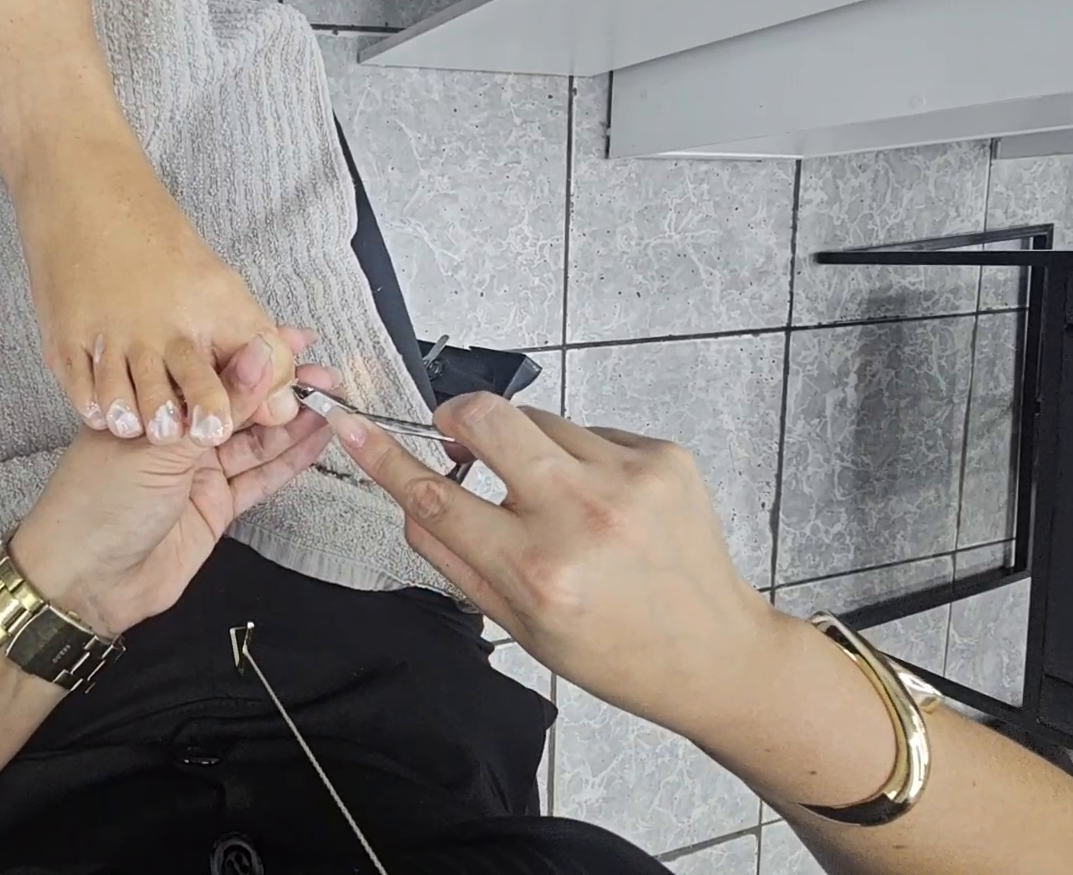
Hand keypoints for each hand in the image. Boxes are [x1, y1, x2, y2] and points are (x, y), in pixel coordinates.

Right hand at [9, 134, 299, 447]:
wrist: (82, 185)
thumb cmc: (153, 234)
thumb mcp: (216, 279)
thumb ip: (251, 341)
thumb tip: (284, 403)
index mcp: (210, 306)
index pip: (252, 375)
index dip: (254, 408)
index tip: (243, 415)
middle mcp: (162, 325)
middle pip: (198, 402)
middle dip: (204, 426)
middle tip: (197, 431)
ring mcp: (110, 334)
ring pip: (135, 409)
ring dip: (145, 423)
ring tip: (146, 424)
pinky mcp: (66, 337)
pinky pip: (84, 395)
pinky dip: (98, 410)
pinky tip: (107, 407)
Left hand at [10, 333, 334, 637]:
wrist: (84, 582)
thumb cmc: (102, 502)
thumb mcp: (162, 446)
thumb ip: (220, 405)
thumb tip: (262, 351)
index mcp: (156, 405)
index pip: (214, 371)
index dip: (256, 355)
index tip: (296, 340)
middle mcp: (179, 433)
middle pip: (239, 406)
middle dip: (282, 390)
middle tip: (326, 374)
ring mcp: (198, 471)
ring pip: (255, 441)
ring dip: (292, 424)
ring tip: (332, 403)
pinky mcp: (215, 506)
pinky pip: (258, 478)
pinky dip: (287, 462)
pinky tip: (316, 442)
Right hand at [327, 394, 787, 738]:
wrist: (720, 657)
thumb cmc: (610, 650)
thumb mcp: (513, 623)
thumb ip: (449, 554)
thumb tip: (410, 495)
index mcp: (536, 571)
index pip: (434, 497)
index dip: (383, 456)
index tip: (352, 425)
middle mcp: (582, 516)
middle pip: (486, 417)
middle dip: (457, 416)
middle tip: (459, 438)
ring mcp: (629, 479)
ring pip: (535, 419)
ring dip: (525, 447)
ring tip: (554, 494)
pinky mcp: (664, 456)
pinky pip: (586, 430)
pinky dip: (576, 456)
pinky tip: (603, 498)